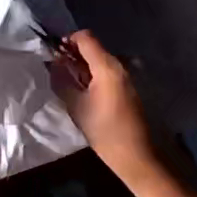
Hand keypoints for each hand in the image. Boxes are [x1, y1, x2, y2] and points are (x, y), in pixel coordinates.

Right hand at [50, 30, 166, 193]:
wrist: (142, 158)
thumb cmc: (106, 133)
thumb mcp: (76, 106)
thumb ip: (62, 80)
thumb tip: (54, 63)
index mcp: (108, 66)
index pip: (85, 37)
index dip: (67, 41)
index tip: (56, 56)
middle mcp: (124, 64)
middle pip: (95, 48)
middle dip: (76, 56)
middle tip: (61, 73)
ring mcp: (133, 75)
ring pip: (104, 61)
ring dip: (87, 68)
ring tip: (75, 86)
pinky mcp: (137, 87)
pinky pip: (113, 73)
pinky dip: (99, 77)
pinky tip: (92, 96)